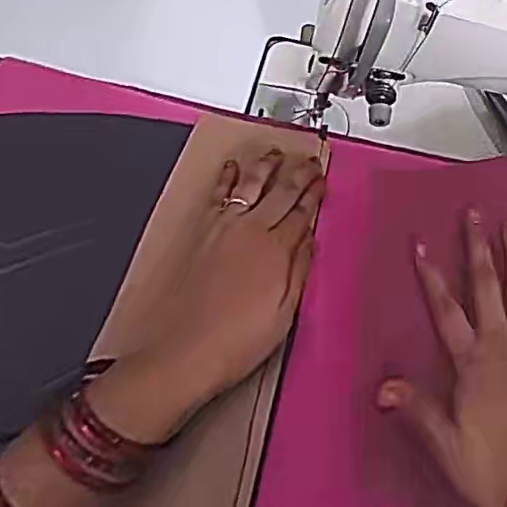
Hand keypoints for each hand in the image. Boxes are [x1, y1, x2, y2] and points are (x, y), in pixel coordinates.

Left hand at [89, 150, 323, 443]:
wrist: (184, 352)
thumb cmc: (236, 341)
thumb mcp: (284, 314)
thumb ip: (299, 271)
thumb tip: (309, 242)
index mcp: (277, 250)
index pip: (302, 213)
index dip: (314, 195)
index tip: (321, 183)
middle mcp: (253, 230)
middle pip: (283, 191)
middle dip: (299, 173)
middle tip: (310, 162)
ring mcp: (226, 226)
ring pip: (253, 183)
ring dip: (267, 165)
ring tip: (277, 154)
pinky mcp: (204, 231)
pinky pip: (220, 194)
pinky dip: (227, 176)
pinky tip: (232, 166)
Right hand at [377, 211, 506, 506]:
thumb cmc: (501, 465)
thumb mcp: (448, 444)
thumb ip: (417, 409)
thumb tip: (384, 388)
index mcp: (473, 360)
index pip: (445, 307)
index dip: (431, 275)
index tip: (422, 247)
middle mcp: (502, 342)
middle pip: (486, 283)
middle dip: (478, 247)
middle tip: (475, 217)